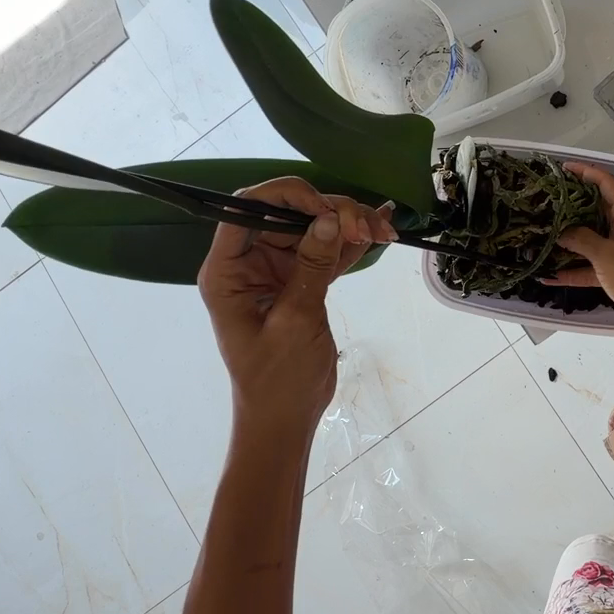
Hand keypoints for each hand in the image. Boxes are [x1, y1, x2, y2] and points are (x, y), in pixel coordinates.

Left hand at [196, 178, 396, 449]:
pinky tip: (382, 228)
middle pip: (290, 214)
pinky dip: (354, 241)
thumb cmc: (277, 378)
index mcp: (229, 270)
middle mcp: (251, 262)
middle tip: (368, 230)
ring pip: (315, 228)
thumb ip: (311, 268)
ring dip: (351, 224)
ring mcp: (279, 270)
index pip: (247, 209)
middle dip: (332, 212)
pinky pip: (329, 250)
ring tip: (384, 233)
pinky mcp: (305, 281)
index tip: (327, 209)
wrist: (286, 417)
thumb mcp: (295, 321)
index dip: (286, 196)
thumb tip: (331, 219)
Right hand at [546, 162, 613, 350]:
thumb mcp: (607, 256)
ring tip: (542, 233)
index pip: (607, 184)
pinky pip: (590, 267)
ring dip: (568, 239)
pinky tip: (549, 276)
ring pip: (590, 239)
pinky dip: (572, 270)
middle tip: (545, 201)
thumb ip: (581, 239)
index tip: (562, 168)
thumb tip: (560, 231)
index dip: (586, 172)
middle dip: (571, 205)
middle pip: (596, 210)